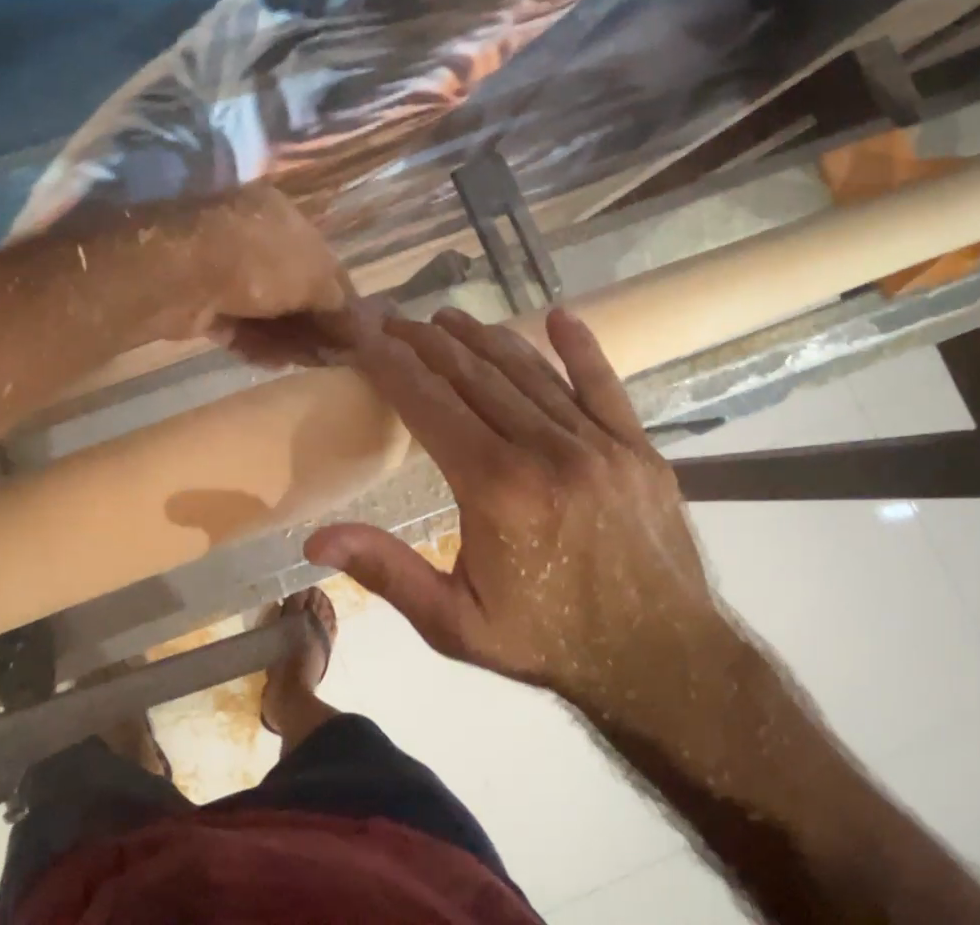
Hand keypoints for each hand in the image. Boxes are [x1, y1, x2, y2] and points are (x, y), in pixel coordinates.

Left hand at [175, 187, 352, 346]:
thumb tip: (360, 327)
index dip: (340, 298)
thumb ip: (339, 302)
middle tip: (330, 356)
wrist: (178, 275)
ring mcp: (221, 271)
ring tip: (306, 365)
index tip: (355, 333)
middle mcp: (251, 238)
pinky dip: (254, 344)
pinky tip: (273, 363)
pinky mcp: (198, 302)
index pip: (322, 260)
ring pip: (263, 310)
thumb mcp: (314, 277)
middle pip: (291, 288)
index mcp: (281, 216)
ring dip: (285, 338)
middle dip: (311, 323)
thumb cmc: (258, 262)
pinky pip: (236, 326)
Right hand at [304, 306, 726, 711]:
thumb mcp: (453, 623)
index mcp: (496, 489)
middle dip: (427, 343)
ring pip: (530, 373)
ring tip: (447, 318)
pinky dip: (581, 349)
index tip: (363, 338)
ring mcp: (599, 445)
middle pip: (475, 376)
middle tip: (394, 320)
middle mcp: (546, 452)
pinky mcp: (639, 450)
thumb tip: (315, 539)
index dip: (392, 366)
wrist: (664, 663)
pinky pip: (605, 386)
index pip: (430, 405)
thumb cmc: (545, 642)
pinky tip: (562, 316)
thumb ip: (387, 572)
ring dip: (484, 338)